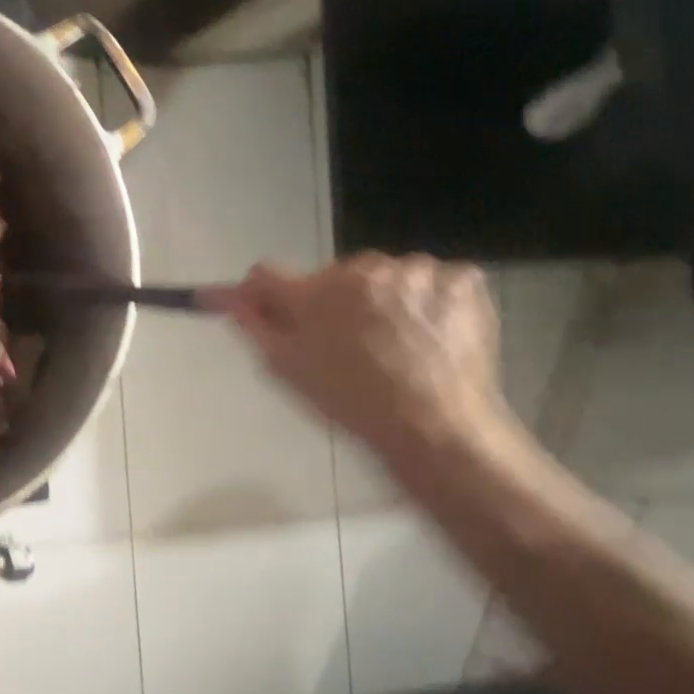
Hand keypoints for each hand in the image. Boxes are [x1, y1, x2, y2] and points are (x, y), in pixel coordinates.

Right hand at [213, 252, 510, 455]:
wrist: (436, 425)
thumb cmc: (351, 400)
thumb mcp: (286, 369)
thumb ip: (254, 325)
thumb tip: (230, 297)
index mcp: (314, 292)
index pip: (266, 275)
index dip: (262, 293)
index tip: (267, 310)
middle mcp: (362, 269)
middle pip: (331, 276)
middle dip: (333, 301)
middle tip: (343, 342)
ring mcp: (417, 270)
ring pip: (383, 277)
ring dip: (381, 299)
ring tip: (391, 341)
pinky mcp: (463, 278)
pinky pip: (429, 279)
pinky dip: (426, 299)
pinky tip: (426, 331)